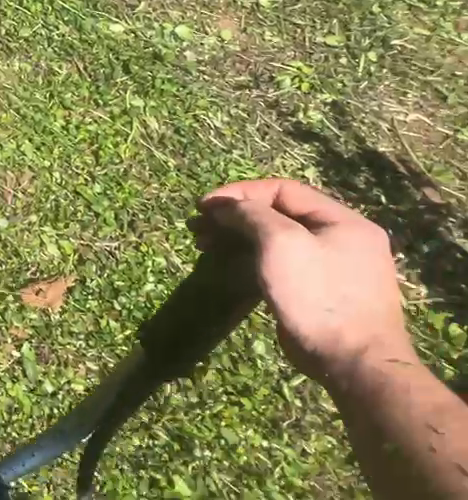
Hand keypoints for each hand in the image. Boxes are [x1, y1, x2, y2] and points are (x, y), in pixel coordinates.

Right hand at [194, 179, 411, 389]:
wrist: (351, 359)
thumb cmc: (316, 293)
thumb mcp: (280, 241)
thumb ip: (250, 213)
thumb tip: (224, 206)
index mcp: (344, 222)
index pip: (283, 189)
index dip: (239, 192)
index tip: (205, 206)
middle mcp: (341, 239)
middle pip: (276, 212)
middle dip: (232, 215)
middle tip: (199, 225)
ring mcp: (330, 265)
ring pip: (271, 236)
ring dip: (233, 235)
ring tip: (203, 243)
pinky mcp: (316, 287)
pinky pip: (276, 259)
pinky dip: (246, 255)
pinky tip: (224, 262)